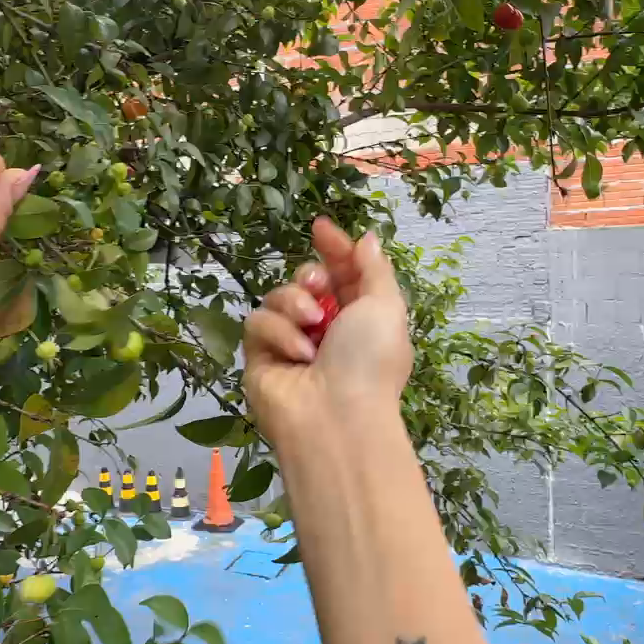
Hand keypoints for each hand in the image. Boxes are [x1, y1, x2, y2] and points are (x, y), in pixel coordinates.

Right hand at [243, 217, 411, 449]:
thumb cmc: (369, 360)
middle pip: (306, 280)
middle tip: (318, 288)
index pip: (342, 272)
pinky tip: (297, 355)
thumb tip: (367, 238)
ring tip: (312, 329)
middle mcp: (325, 329)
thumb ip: (374, 269)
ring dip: (295, 306)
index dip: (334, 248)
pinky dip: (278, 334)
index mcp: (359, 317)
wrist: (336, 417)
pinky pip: (257, 323)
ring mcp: (290, 343)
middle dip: (311, 277)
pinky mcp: (259, 357)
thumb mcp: (386, 307)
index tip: (320, 226)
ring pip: (278, 297)